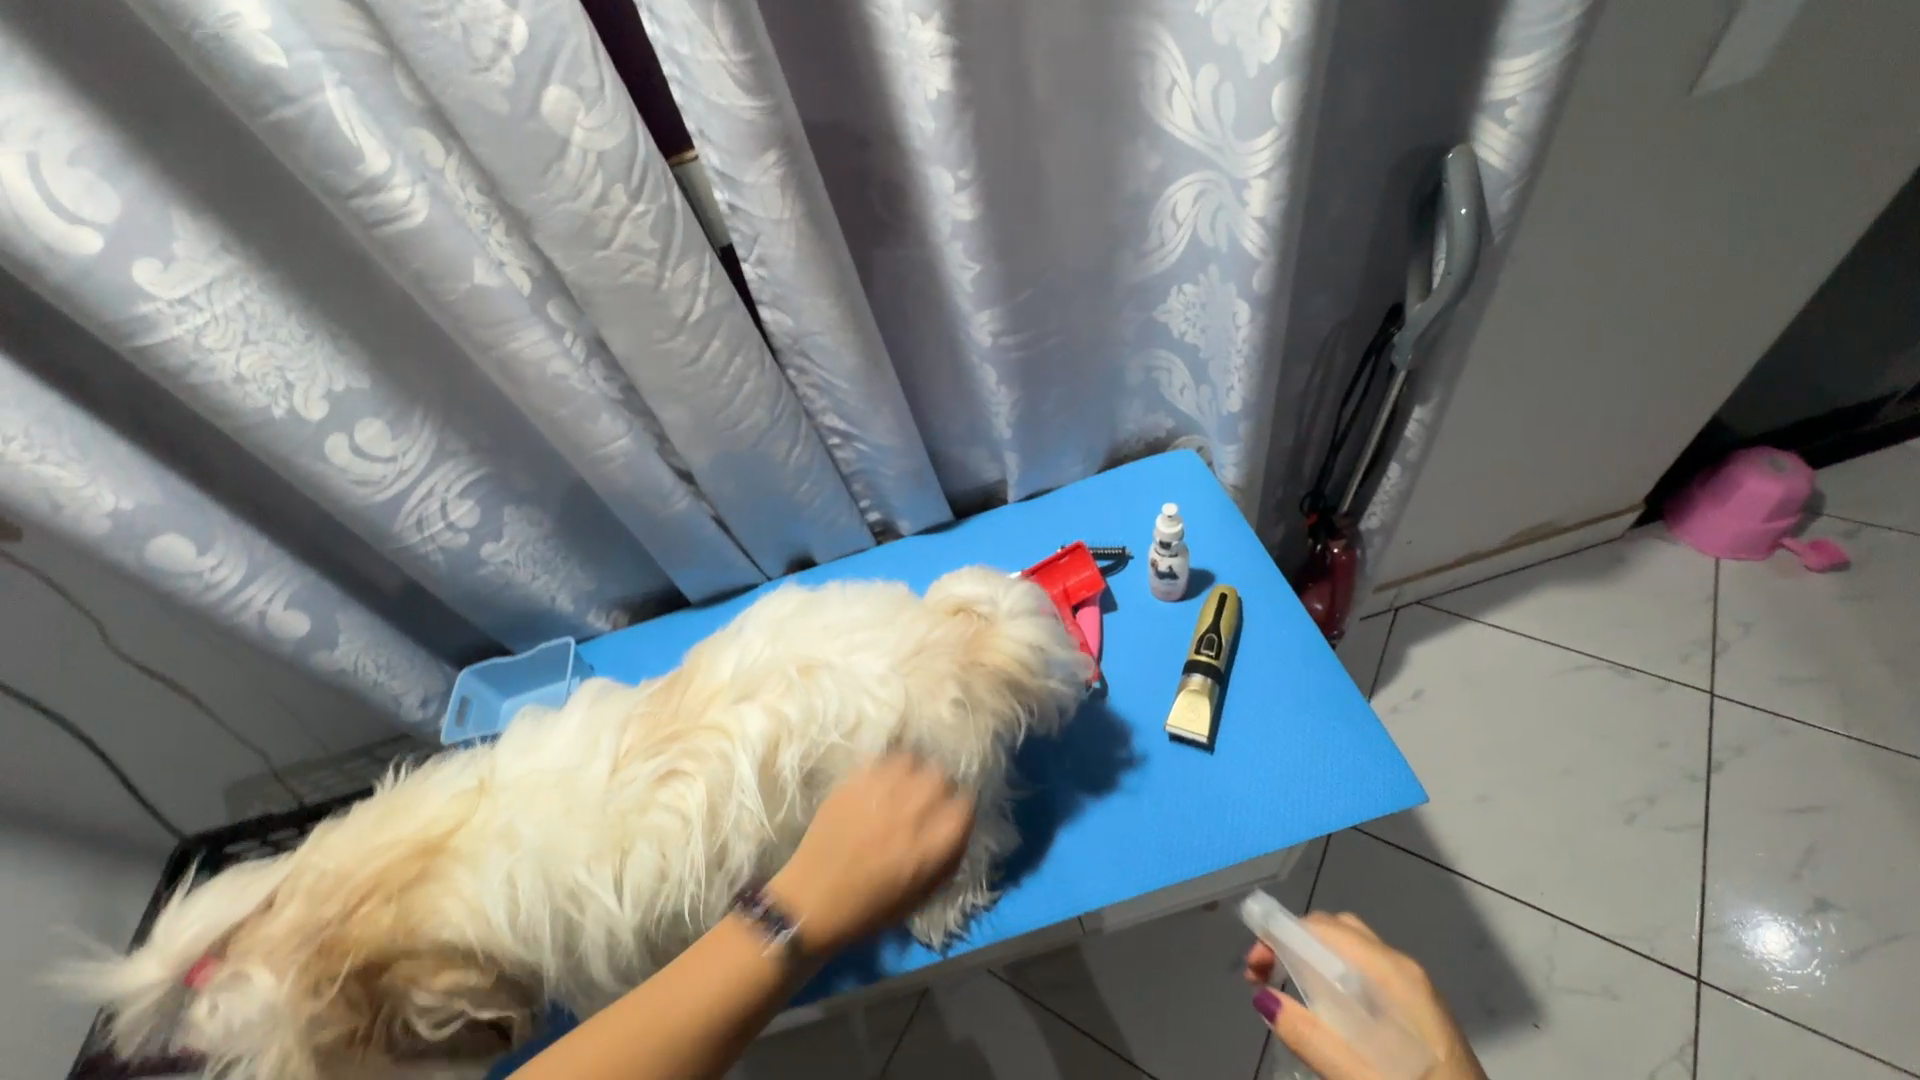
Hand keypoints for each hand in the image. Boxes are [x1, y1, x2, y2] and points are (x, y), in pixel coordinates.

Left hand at [766, 755, 975, 954]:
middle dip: (940, 787)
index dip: (961, 809)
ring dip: (914, 773)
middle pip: (940, 777)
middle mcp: (909, 814)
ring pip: (913, 761)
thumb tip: (959, 827)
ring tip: (905, 786)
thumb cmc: (870, 909)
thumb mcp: (923, 894)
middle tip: (928, 800)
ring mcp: (878, 794)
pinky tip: (883, 784)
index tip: (952, 815)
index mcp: (930, 846)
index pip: (964, 806)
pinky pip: (881, 761)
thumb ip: (949, 857)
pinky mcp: (852, 784)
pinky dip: (888, 769)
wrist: (812, 902)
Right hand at [1245, 912, 1486, 1079]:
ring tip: (1290, 993)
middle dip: (1291, 942)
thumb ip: (1309, 1038)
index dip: (1278, 937)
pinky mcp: (1420, 1008)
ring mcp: (1415, 986)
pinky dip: (1335, 974)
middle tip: (1264, 980)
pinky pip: (1367, 971)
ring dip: (1312, 958)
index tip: (1255, 971)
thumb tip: (1263, 998)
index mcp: (1390, 976)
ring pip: (1351, 949)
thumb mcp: (1357, 1078)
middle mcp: (1403, 968)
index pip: (1322, 928)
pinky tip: (1328, 1013)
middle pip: (1335, 930)